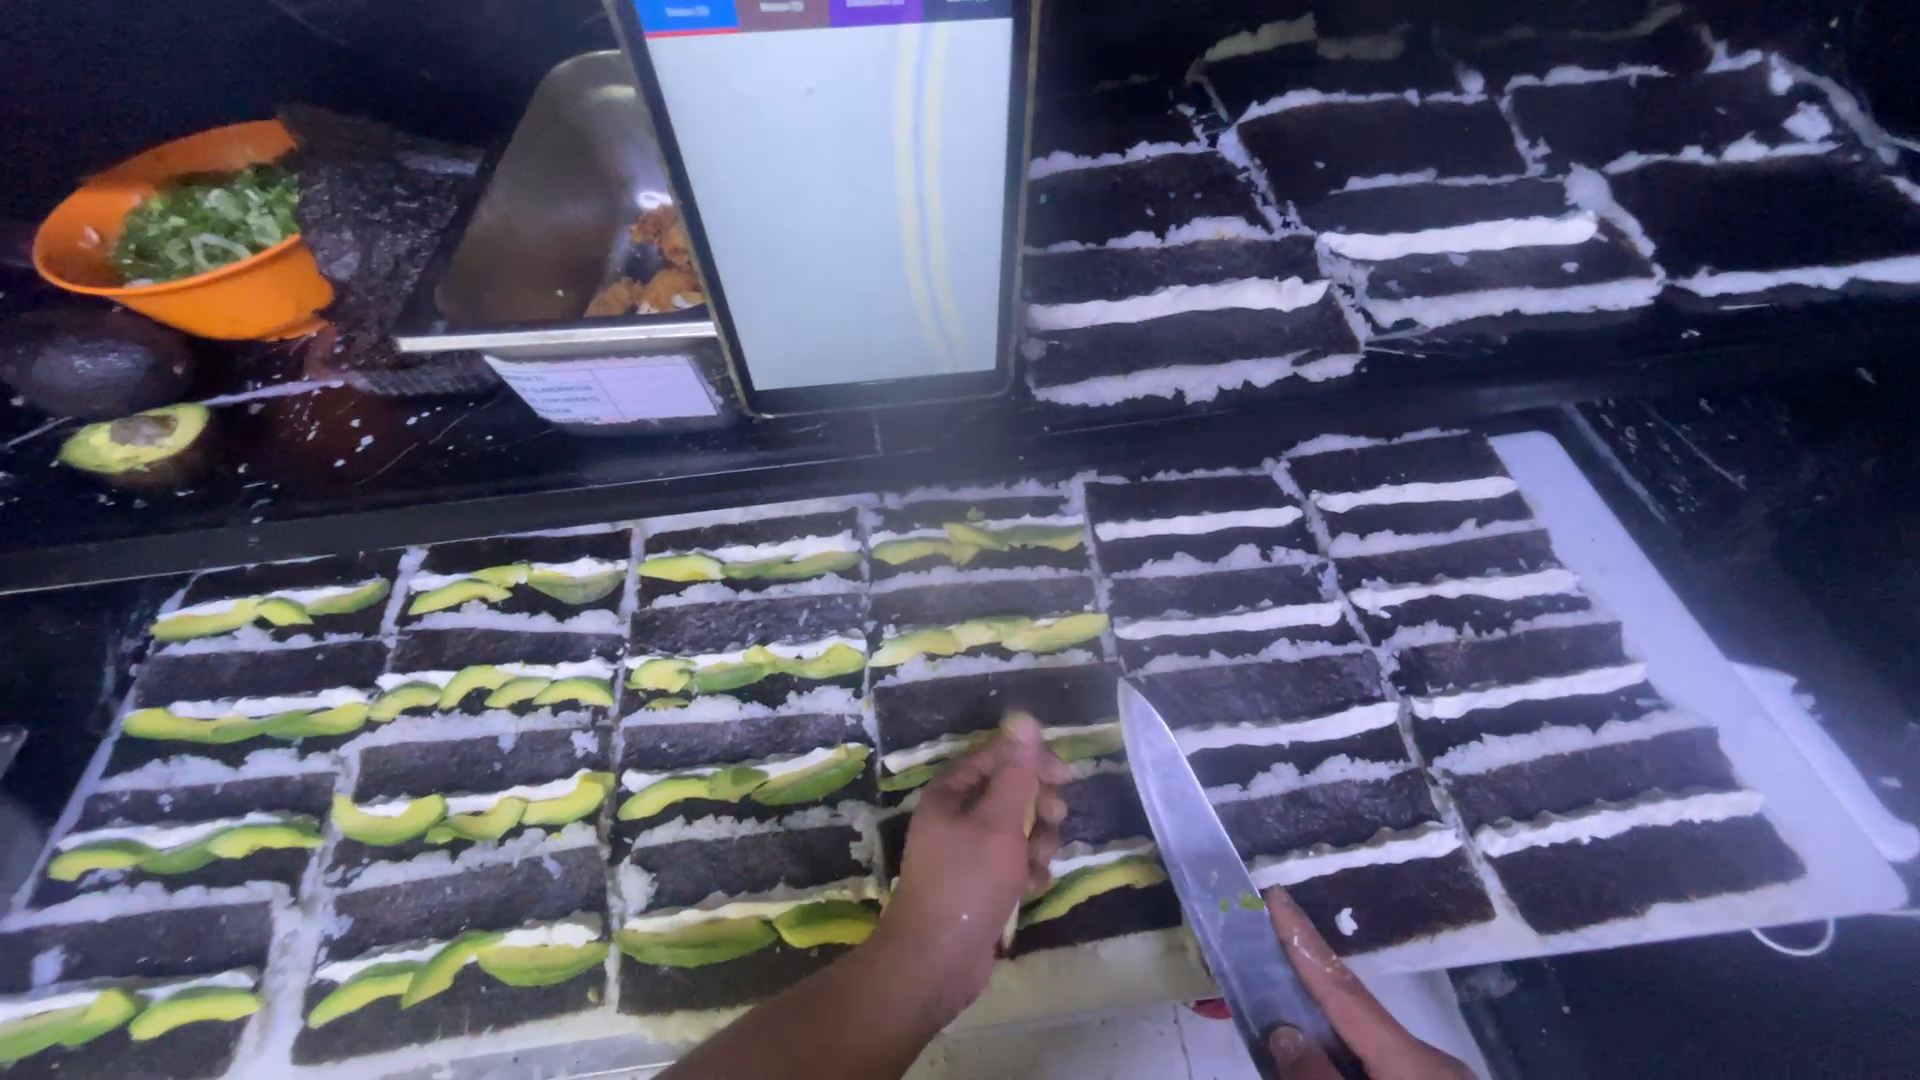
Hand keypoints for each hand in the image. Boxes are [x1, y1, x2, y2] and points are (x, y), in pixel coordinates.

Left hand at [870, 713, 1070, 1022]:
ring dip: (1037, 842)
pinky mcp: (982, 881)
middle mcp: (958, 814)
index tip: (1065, 777)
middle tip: (1052, 822)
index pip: (999, 756)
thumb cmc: (966, 882)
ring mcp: (969, 849)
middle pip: (1012, 791)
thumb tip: (1024, 718)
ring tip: (1036, 865)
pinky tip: (1031, 889)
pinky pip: (1015, 861)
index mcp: (952, 791)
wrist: (936, 961)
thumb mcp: (998, 822)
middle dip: (1038, 806)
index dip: (1033, 760)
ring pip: (1019, 828)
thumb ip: (1016, 772)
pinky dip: (1028, 871)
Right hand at [1262, 888, 1476, 1079]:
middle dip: (1309, 996)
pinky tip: (1332, 1073)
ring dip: (1329, 1044)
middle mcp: (1434, 1065)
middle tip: (1265, 970)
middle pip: (1358, 1021)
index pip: (1345, 990)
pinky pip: (1387, 1072)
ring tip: (1289, 1044)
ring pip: (1372, 1051)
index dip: (1305, 943)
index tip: (1275, 895)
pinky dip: (1351, 1068)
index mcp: (1416, 1064)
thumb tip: (1283, 1032)